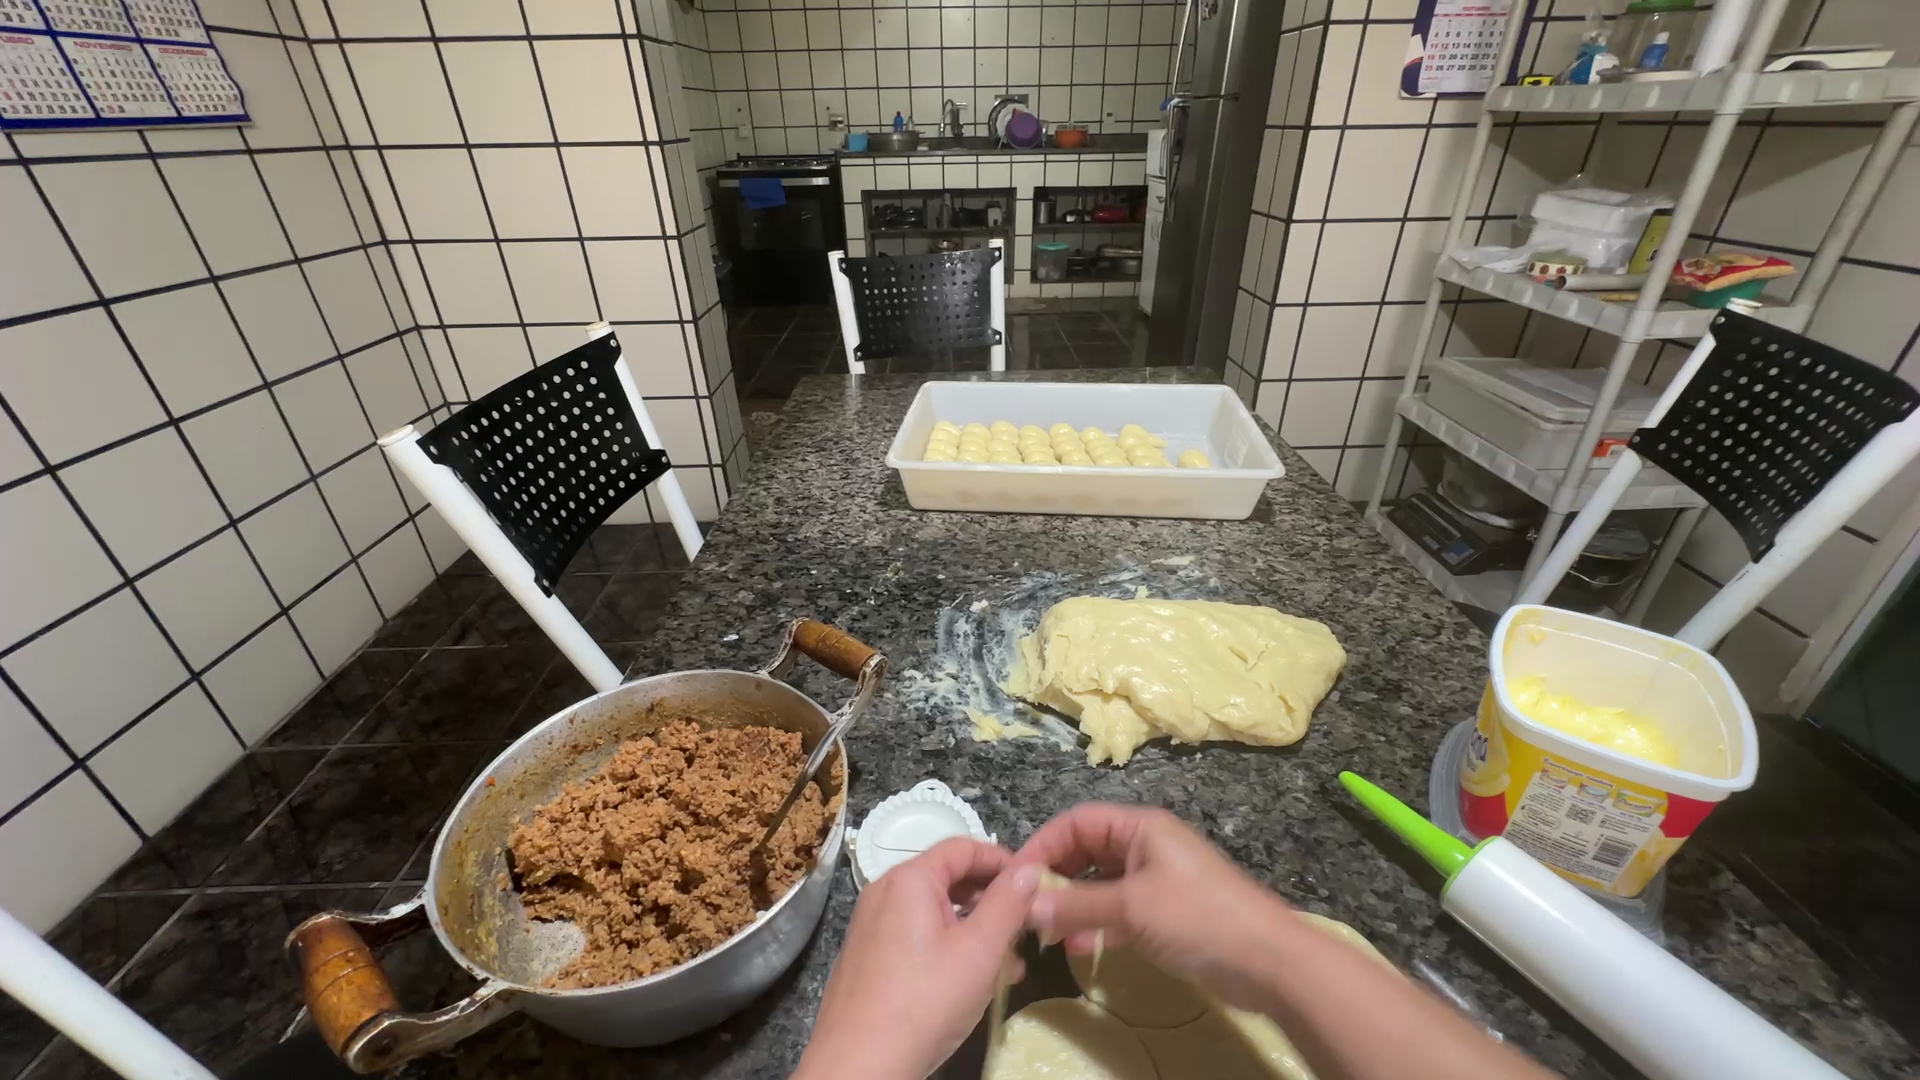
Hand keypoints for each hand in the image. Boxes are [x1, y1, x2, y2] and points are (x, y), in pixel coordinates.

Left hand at [796, 838, 1040, 1079]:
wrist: (856, 1070)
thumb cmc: (924, 1003)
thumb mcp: (979, 952)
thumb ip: (1008, 904)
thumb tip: (1030, 867)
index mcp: (909, 879)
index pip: (963, 847)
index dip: (1002, 860)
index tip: (1035, 883)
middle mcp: (885, 890)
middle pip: (948, 877)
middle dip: (992, 899)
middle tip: (1027, 927)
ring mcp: (872, 924)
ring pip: (935, 910)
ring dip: (975, 927)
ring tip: (1009, 963)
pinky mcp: (868, 955)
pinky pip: (916, 933)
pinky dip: (948, 944)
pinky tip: (971, 979)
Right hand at [1016, 803, 1293, 1010]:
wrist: (1268, 962)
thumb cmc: (1198, 916)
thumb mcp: (1132, 907)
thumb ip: (1077, 906)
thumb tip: (1026, 907)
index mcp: (1140, 826)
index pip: (1078, 821)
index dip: (1045, 844)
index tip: (1016, 876)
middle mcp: (1145, 845)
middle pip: (1087, 850)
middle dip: (1057, 876)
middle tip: (1028, 906)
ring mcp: (1156, 879)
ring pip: (1100, 882)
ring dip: (1074, 904)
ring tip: (1048, 932)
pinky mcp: (1165, 912)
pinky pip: (1119, 910)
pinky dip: (1098, 924)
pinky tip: (1080, 948)